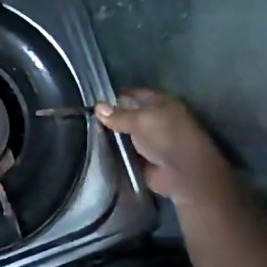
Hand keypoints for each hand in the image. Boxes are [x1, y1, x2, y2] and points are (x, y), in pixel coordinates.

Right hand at [96, 88, 236, 204]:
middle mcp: (153, 120)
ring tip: (83, 134)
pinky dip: (112, 154)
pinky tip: (94, 152)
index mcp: (159, 103)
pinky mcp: (141, 160)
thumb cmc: (167, 136)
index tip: (93, 99)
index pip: (134, 94)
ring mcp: (147, 141)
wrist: (183, 172)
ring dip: (109, 137)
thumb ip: (119, 115)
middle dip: (108, 117)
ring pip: (123, 135)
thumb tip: (97, 107)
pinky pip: (123, 154)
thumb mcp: (141, 120)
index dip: (115, 95)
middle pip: (126, 115)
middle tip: (84, 118)